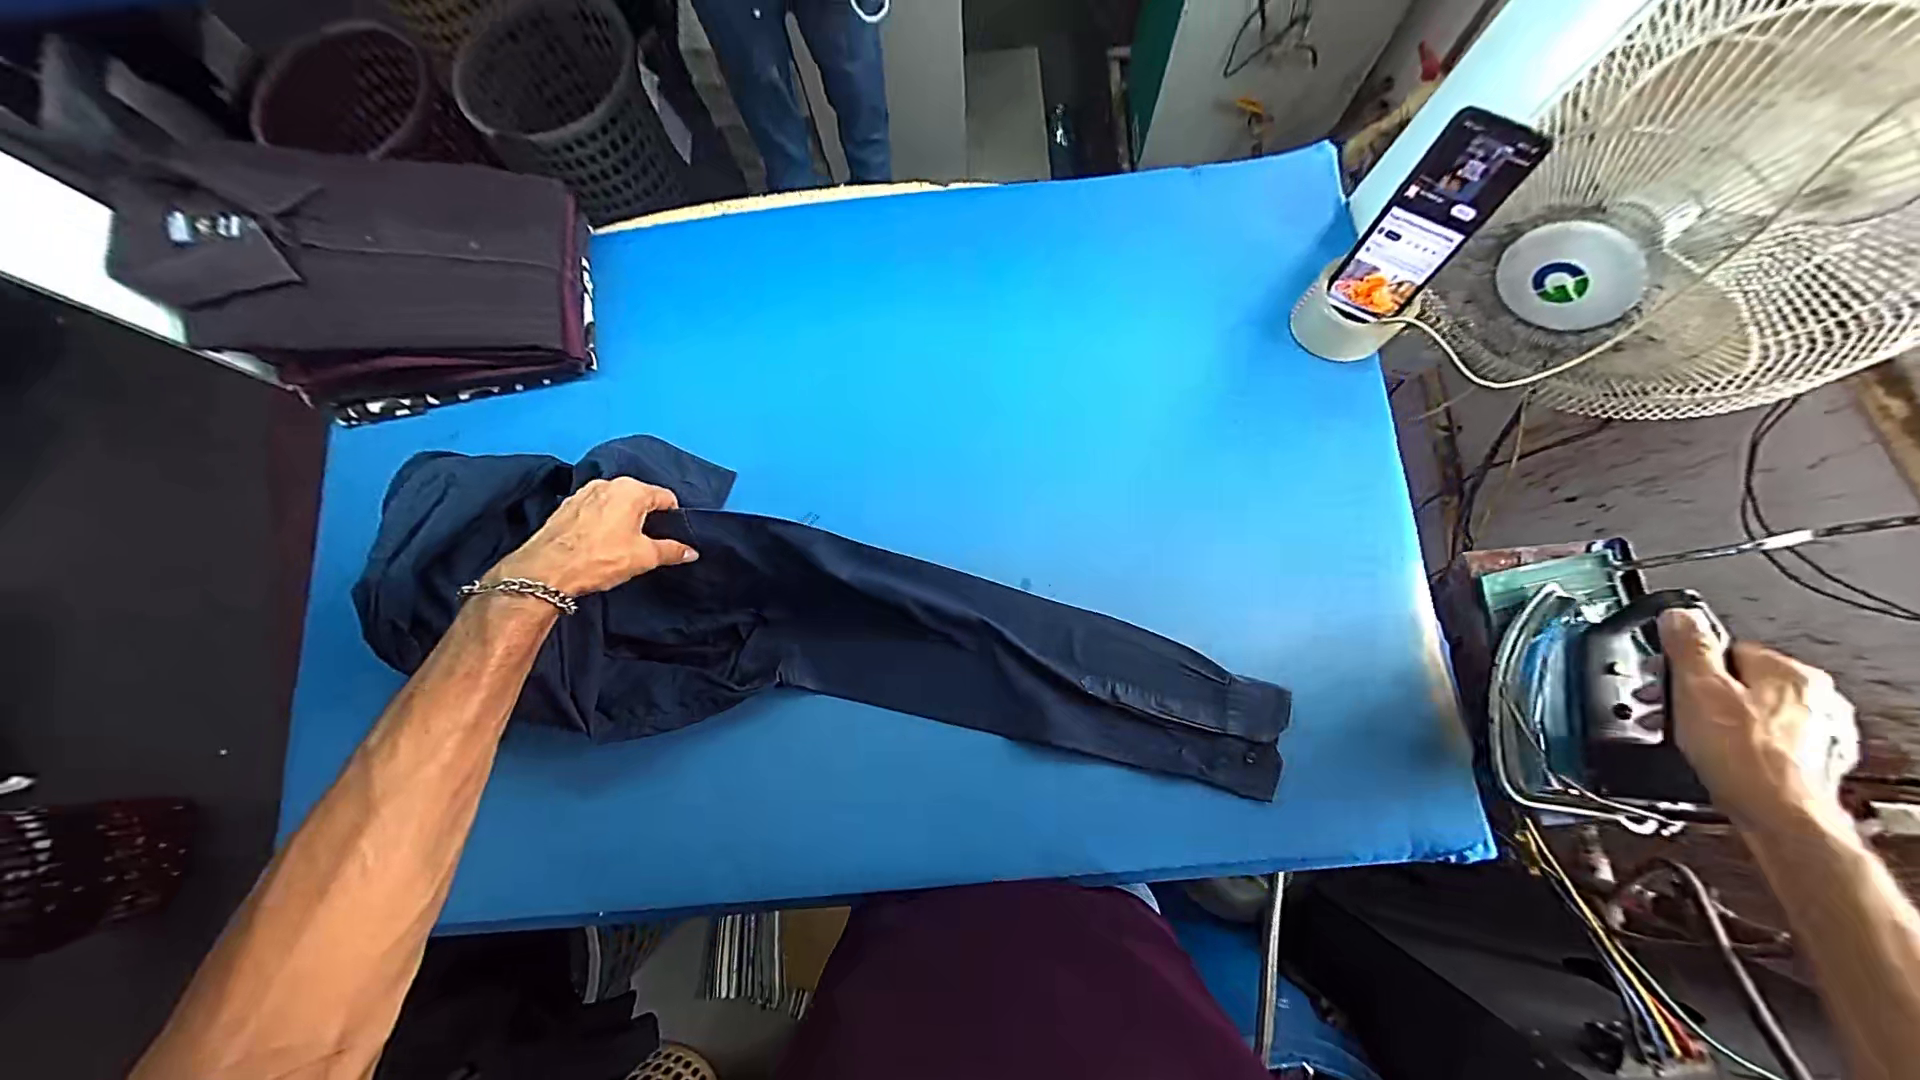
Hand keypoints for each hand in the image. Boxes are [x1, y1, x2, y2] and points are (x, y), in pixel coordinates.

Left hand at [484, 478, 698, 597]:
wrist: (545, 570)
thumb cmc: (599, 559)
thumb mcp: (645, 557)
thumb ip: (672, 551)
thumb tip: (691, 552)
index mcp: (632, 490)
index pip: (665, 497)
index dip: (673, 518)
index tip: (671, 536)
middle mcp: (607, 484)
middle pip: (639, 497)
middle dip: (646, 517)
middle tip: (648, 543)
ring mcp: (583, 493)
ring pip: (615, 503)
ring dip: (623, 519)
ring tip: (622, 544)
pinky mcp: (565, 506)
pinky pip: (595, 510)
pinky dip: (602, 521)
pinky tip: (599, 543)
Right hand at [1658, 608, 1859, 826]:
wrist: (1777, 814)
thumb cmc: (1742, 755)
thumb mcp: (1696, 689)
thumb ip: (1688, 647)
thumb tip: (1680, 617)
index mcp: (1792, 673)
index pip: (1725, 648)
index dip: (1683, 663)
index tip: (1662, 678)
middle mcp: (1815, 697)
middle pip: (1736, 678)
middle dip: (1694, 691)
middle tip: (1667, 705)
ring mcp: (1818, 729)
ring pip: (1748, 707)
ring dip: (1709, 715)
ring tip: (1685, 731)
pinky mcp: (1809, 755)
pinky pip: (1761, 733)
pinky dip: (1734, 737)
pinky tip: (1716, 749)